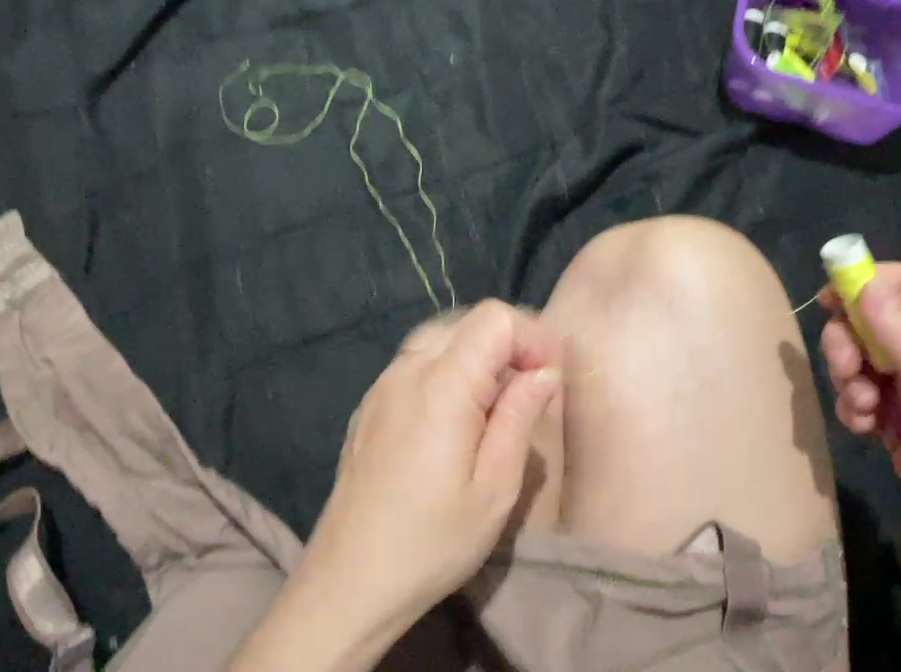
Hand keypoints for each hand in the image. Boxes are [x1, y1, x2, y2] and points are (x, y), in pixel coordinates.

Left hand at [304, 300, 564, 626]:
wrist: (349, 582)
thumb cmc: (432, 542)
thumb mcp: (495, 488)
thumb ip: (520, 417)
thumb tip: (544, 373)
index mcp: (441, 384)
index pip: (493, 319)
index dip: (531, 336)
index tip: (551, 376)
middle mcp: (407, 371)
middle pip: (466, 322)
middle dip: (508, 343)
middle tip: (532, 389)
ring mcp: (381, 387)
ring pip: (438, 338)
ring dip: (476, 354)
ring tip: (497, 402)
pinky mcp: (368, 407)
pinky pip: (414, 364)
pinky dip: (445, 369)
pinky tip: (455, 416)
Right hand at [819, 265, 900, 566]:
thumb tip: (862, 282)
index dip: (862, 283)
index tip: (826, 302)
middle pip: (870, 319)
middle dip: (848, 340)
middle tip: (845, 368)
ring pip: (859, 358)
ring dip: (848, 378)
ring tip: (863, 410)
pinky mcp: (898, 423)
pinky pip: (860, 397)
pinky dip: (853, 408)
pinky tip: (864, 431)